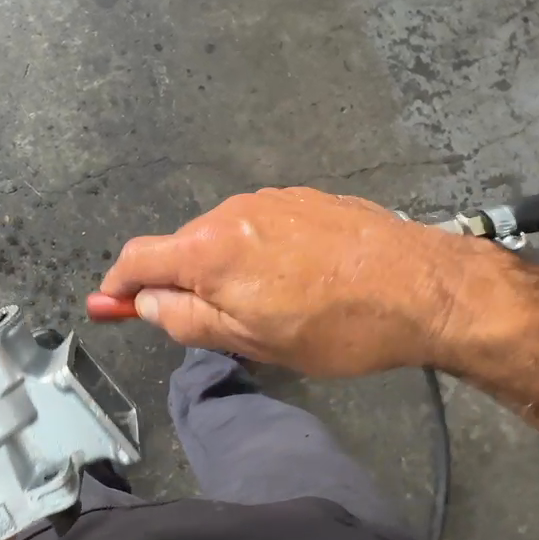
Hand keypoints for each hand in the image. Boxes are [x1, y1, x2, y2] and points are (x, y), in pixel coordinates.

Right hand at [99, 187, 500, 375]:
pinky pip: (255, 226)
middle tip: (205, 322)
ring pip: (219, 237)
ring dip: (218, 268)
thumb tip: (142, 304)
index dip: (116, 285)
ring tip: (265, 304)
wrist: (429, 288)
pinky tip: (293, 278)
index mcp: (208, 250)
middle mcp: (229, 213)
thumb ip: (184, 320)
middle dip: (176, 282)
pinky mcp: (302, 198)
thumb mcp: (250, 341)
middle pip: (179, 248)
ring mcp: (268, 200)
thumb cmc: (336, 326)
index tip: (109, 305)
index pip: (137, 259)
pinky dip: (252, 252)